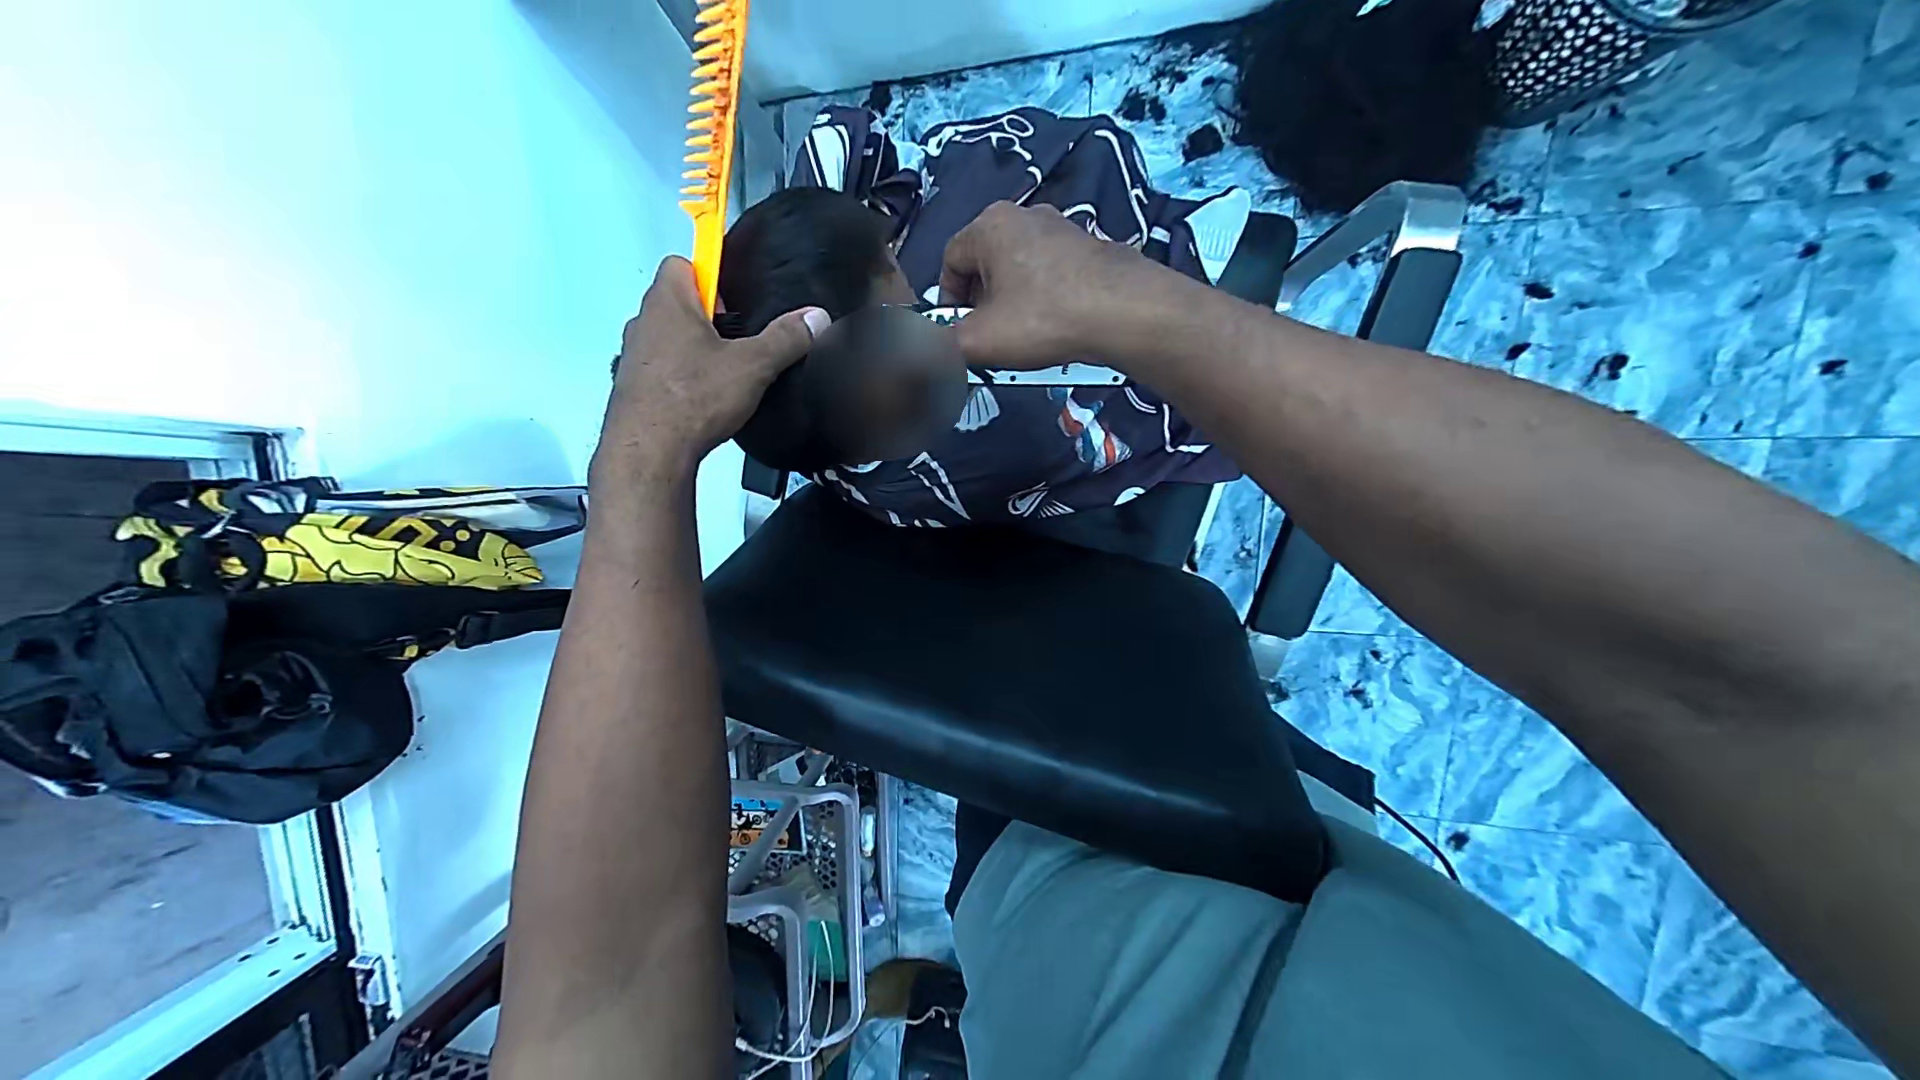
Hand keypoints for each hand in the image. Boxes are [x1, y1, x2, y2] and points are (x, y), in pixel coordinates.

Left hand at [598, 256, 827, 480]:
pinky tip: (702, 403)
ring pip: (668, 339)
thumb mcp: (754, 365)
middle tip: (736, 345)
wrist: (649, 451)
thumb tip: (815, 318)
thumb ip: (786, 338)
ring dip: (692, 351)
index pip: (681, 263)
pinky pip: (660, 371)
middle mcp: (643, 321)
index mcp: (668, 302)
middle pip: (677, 303)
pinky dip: (679, 379)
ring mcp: (631, 355)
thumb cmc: (693, 398)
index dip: (710, 277)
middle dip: (707, 319)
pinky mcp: (631, 387)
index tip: (733, 303)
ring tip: (721, 378)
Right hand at [937, 201, 1182, 370]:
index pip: (949, 261)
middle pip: (985, 264)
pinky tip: (1056, 327)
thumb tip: (929, 348)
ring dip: (1013, 304)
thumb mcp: (980, 340)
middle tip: (990, 338)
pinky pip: (1052, 275)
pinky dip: (1044, 300)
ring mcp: (1062, 227)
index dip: (947, 301)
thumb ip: (943, 344)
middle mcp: (1024, 215)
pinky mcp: (1090, 247)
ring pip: (1019, 271)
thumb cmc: (1041, 318)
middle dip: (981, 304)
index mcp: (989, 226)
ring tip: (1024, 337)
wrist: (1124, 311)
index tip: (958, 333)